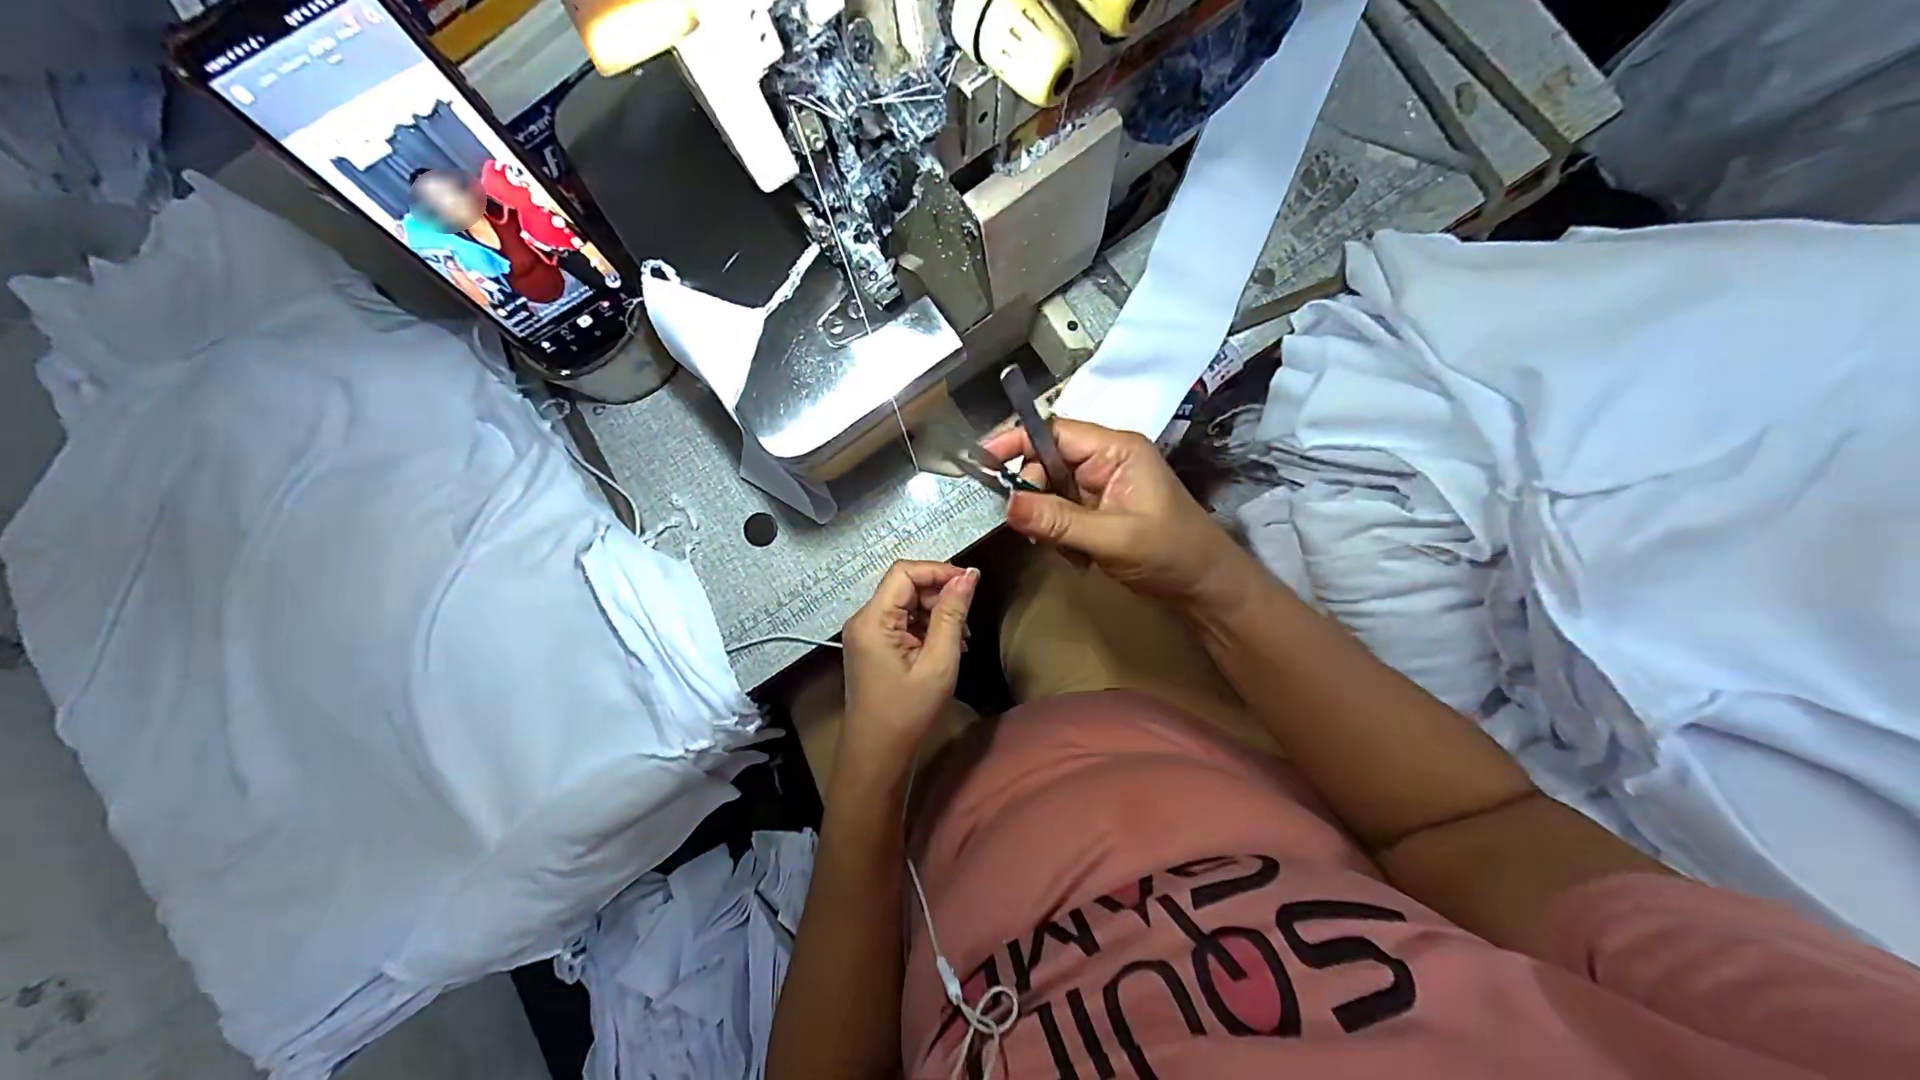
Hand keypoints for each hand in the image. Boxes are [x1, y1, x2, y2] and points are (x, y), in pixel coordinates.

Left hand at [839, 560, 979, 773]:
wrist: (877, 751)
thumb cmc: (908, 710)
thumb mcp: (938, 661)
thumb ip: (952, 614)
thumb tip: (969, 576)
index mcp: (873, 620)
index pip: (904, 572)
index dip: (939, 571)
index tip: (970, 584)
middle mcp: (864, 619)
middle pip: (905, 586)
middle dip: (939, 595)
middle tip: (966, 620)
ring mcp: (866, 632)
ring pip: (906, 603)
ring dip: (936, 612)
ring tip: (960, 639)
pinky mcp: (873, 645)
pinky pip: (902, 621)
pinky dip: (926, 627)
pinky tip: (946, 647)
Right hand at [982, 418, 1256, 611]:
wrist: (1205, 587)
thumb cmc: (1171, 553)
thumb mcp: (1112, 537)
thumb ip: (1058, 520)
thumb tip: (1007, 504)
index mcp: (1116, 451)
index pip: (1054, 432)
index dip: (1018, 442)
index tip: (986, 460)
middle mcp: (1105, 462)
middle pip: (1046, 463)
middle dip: (1035, 496)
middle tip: (1036, 528)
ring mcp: (1101, 488)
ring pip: (1049, 493)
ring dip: (1048, 523)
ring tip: (1071, 550)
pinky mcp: (1098, 511)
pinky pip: (1060, 515)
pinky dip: (1060, 536)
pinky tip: (1081, 557)